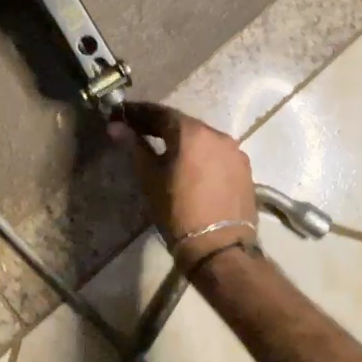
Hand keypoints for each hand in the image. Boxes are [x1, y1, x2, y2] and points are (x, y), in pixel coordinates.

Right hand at [109, 101, 257, 268]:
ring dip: (182, 141)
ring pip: (202, 139)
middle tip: (139, 129)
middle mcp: (217, 134)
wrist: (220, 249)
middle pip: (183, 124)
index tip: (121, 114)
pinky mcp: (245, 170)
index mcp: (192, 132)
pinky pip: (216, 154)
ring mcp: (235, 152)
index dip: (138, 112)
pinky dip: (200, 155)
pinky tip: (189, 166)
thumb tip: (116, 126)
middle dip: (160, 125)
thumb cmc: (178, 211)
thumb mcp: (150, 178)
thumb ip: (135, 146)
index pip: (160, 113)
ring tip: (164, 149)